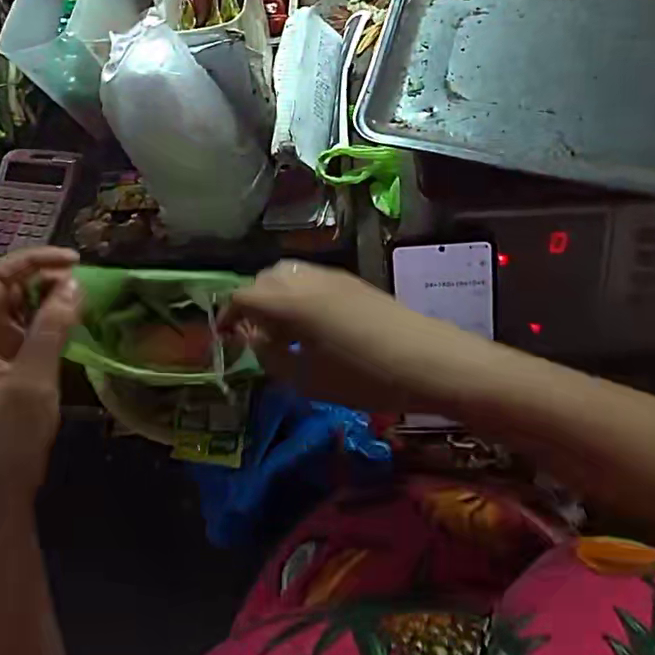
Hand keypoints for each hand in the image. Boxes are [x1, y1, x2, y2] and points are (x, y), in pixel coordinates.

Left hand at [0, 247, 81, 504]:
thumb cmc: (2, 444)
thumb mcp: (32, 383)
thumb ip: (52, 329)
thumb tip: (74, 284)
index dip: (35, 261)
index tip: (77, 261)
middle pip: (2, 293)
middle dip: (42, 280)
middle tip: (84, 284)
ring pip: (12, 315)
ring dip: (44, 303)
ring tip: (81, 302)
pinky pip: (18, 339)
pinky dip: (42, 329)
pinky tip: (67, 330)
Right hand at [229, 261, 435, 410]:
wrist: (431, 360)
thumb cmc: (365, 377)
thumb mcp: (308, 380)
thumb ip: (273, 357)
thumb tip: (259, 341)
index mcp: (288, 302)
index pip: (242, 297)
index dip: (226, 315)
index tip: (223, 336)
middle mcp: (305, 279)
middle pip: (264, 279)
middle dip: (251, 303)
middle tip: (255, 337)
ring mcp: (332, 277)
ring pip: (288, 275)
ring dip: (275, 296)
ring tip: (284, 331)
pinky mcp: (353, 281)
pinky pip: (311, 279)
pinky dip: (298, 294)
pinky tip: (312, 324)